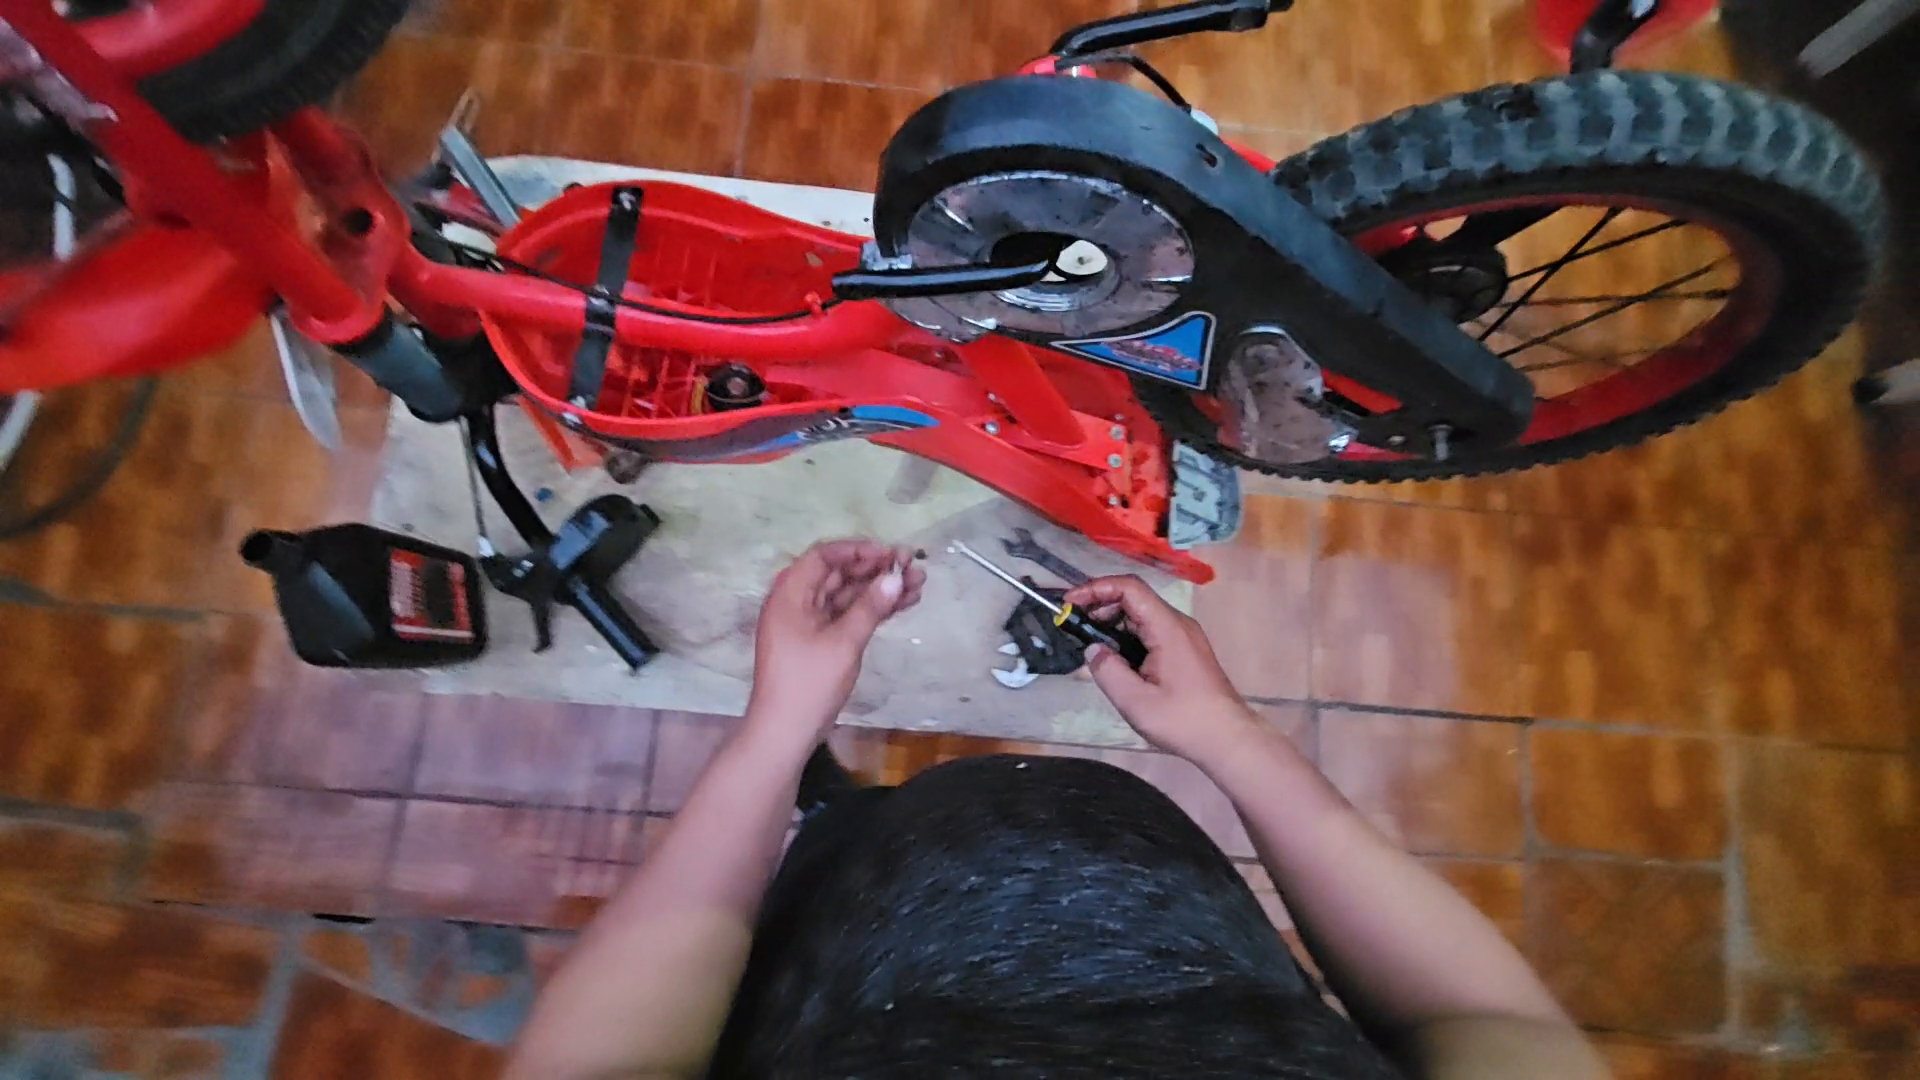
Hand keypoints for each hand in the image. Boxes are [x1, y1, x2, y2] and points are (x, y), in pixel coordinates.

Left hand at [747, 539, 925, 745]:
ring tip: (919, 584)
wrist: (785, 734)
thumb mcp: (843, 643)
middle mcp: (797, 603)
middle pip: (839, 574)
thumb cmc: (808, 684)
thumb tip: (895, 577)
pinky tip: (904, 604)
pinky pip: (848, 615)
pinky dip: (873, 610)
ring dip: (880, 590)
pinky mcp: (821, 642)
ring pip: (848, 595)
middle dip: (876, 569)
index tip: (890, 554)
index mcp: (790, 594)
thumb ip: (870, 607)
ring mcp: (809, 623)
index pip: (824, 557)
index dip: (857, 550)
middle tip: (912, 566)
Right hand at [1064, 575, 1257, 761]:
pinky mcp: (1184, 649)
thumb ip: (1107, 671)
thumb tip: (1092, 650)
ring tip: (1091, 643)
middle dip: (1100, 605)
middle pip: (1134, 597)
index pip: (1129, 588)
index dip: (1096, 588)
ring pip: (1142, 614)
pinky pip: (1150, 629)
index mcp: (1167, 628)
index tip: (1070, 603)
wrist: (1229, 740)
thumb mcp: (1135, 702)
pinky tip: (1115, 657)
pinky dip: (1127, 634)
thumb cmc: (1183, 720)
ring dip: (1113, 621)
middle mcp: (1177, 623)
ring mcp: (1183, 636)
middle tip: (1075, 626)